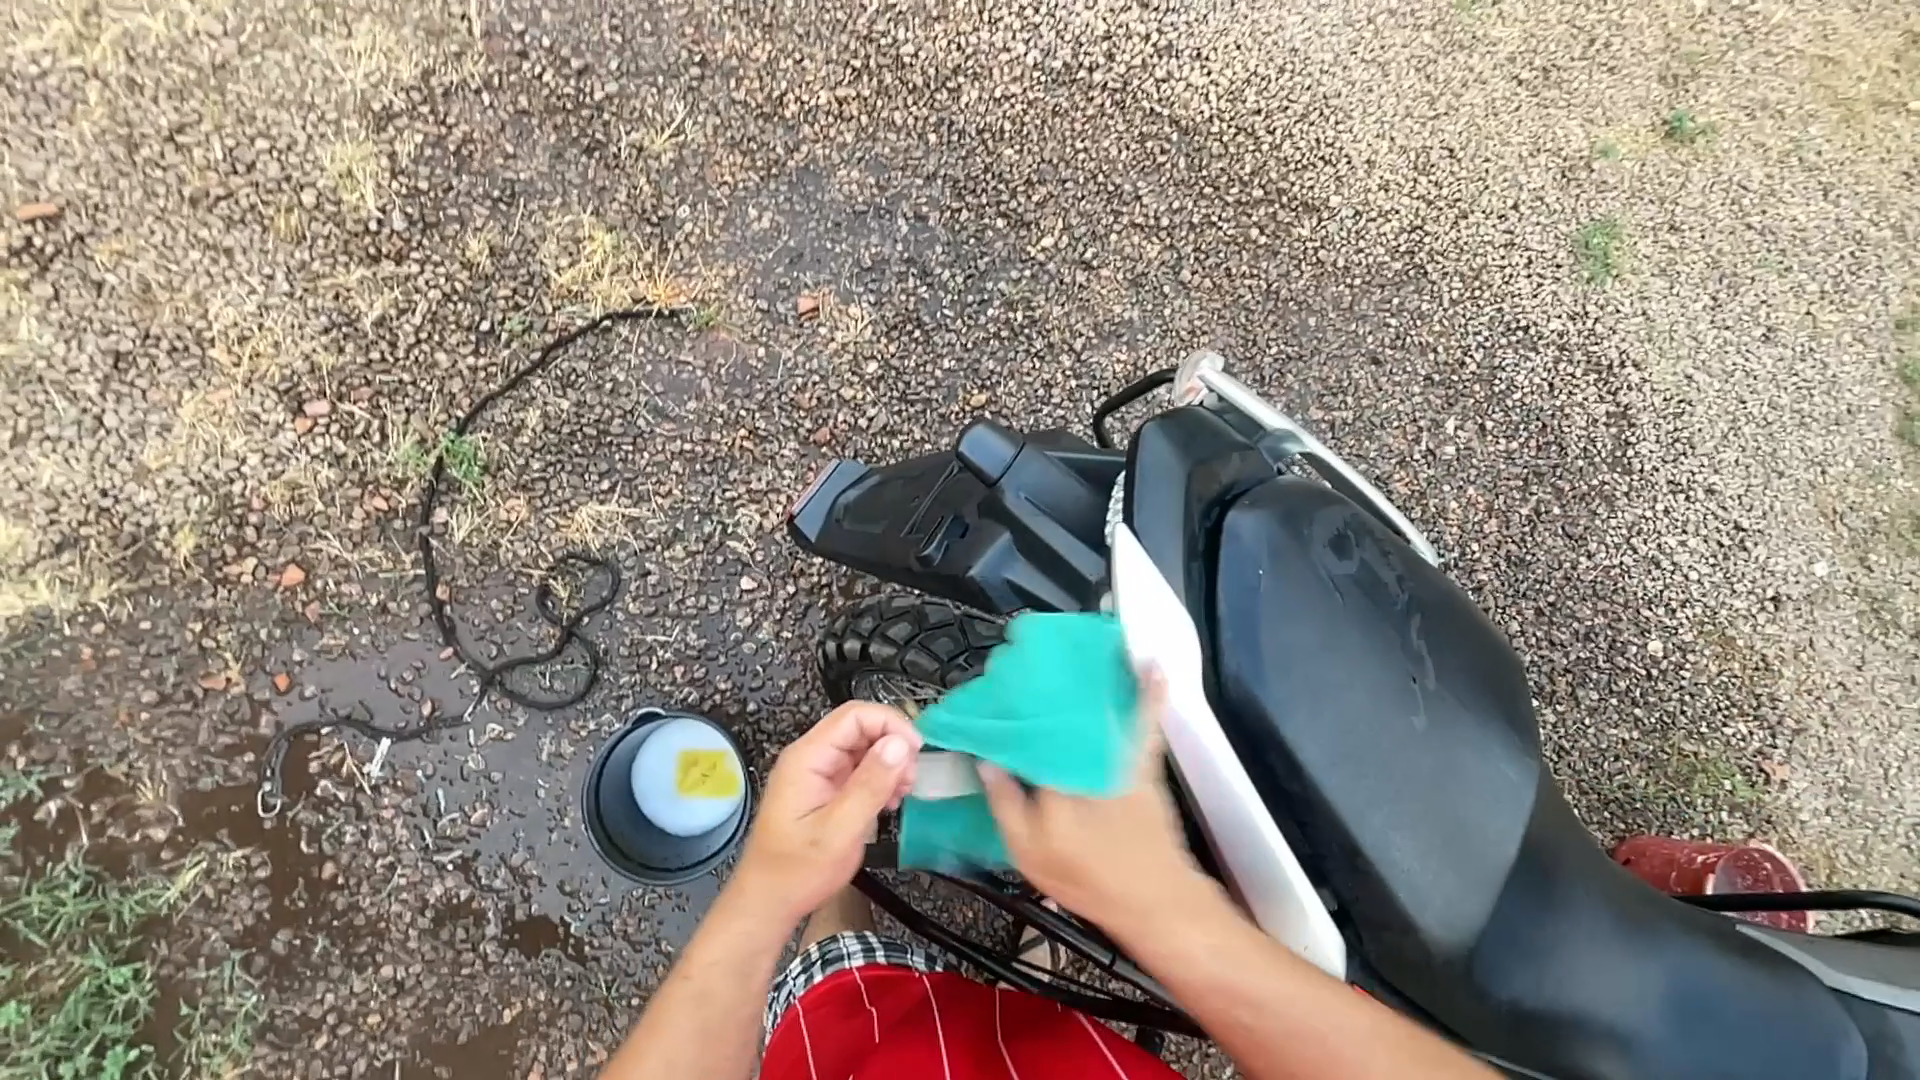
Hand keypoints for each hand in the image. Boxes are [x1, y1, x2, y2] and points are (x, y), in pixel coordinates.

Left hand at [734, 701, 922, 924]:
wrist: (768, 903)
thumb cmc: (798, 871)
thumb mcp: (839, 830)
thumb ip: (870, 785)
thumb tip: (900, 743)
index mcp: (807, 758)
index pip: (854, 715)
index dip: (890, 724)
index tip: (915, 751)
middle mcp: (811, 756)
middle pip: (860, 727)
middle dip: (892, 744)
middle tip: (911, 778)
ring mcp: (818, 772)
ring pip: (863, 746)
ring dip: (889, 763)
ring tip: (903, 793)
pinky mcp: (825, 788)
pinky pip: (859, 768)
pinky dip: (880, 778)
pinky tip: (890, 802)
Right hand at [978, 669, 1211, 934]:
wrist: (1152, 898)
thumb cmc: (1086, 879)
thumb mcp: (1028, 854)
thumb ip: (1004, 805)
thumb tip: (985, 760)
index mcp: (1050, 781)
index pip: (1019, 736)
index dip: (1002, 714)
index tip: (989, 699)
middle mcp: (1083, 759)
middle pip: (1054, 714)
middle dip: (1036, 690)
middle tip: (1017, 673)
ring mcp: (1116, 757)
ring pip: (1093, 709)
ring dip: (1082, 678)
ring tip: (1065, 653)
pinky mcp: (1143, 762)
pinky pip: (1146, 720)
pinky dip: (1150, 692)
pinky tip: (1152, 664)